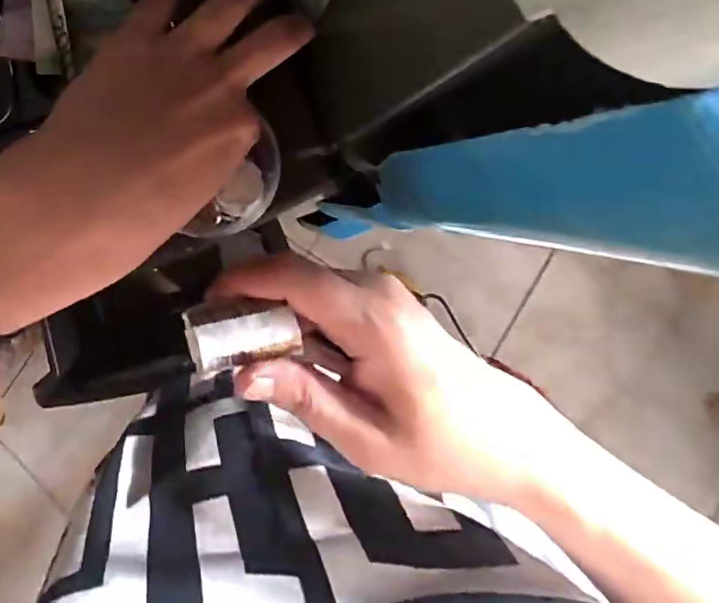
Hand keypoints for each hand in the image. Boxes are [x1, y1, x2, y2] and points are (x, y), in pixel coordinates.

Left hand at [0, 0, 312, 333]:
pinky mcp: (134, 39)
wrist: (73, 198)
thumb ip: (206, 165)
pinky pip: (158, 2)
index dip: (238, 119)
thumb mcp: (190, 201)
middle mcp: (221, 84)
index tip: (228, 121)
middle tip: (299, 23)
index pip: (250, 116)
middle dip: (289, 30)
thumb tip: (198, 152)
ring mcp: (179, 55)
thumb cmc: (132, 221)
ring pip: (227, 7)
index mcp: (238, 132)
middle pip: (270, 43)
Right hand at [208, 252, 585, 506]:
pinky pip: (325, 292)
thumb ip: (304, 398)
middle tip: (220, 336)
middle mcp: (373, 289)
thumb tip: (241, 375)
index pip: (292, 277)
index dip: (243, 281)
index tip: (208, 306)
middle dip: (250, 297)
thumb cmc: (442, 444)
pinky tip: (291, 349)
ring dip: (272, 306)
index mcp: (370, 318)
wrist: (510, 435)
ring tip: (248, 348)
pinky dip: (297, 312)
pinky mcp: (382, 298)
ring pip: (307, 281)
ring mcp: (380, 289)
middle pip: (294, 273)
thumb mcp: (368, 438)